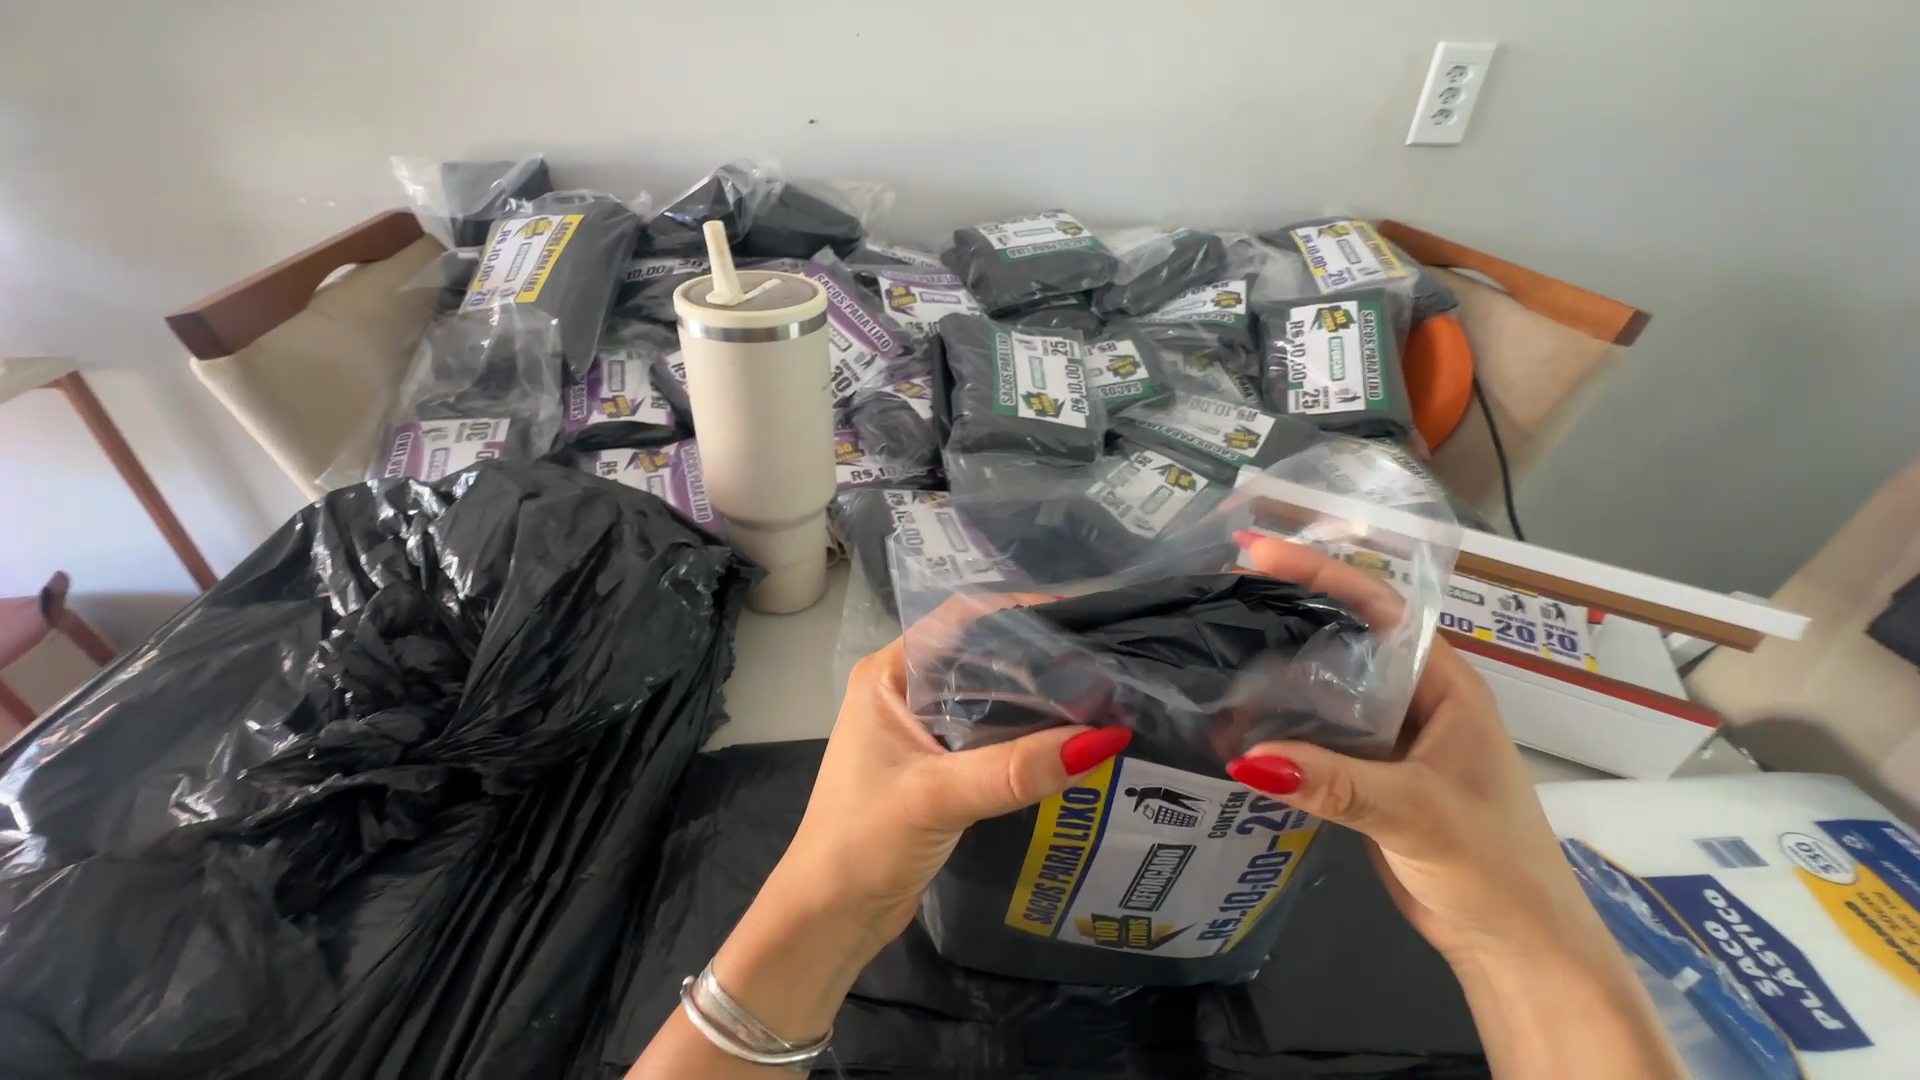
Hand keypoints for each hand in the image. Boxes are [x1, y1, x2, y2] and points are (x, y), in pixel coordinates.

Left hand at [694, 595, 1131, 1050]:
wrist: (828, 918)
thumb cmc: (863, 843)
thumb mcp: (938, 797)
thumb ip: (1016, 769)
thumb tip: (1104, 739)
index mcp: (888, 675)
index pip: (958, 620)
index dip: (1015, 612)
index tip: (1075, 619)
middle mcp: (903, 692)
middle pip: (978, 656)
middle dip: (1035, 659)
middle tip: (1099, 663)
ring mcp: (919, 731)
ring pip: (987, 698)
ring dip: (1034, 700)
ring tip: (1098, 696)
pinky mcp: (937, 768)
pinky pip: (989, 737)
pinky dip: (1025, 737)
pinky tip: (1068, 742)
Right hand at [1226, 535, 1606, 966]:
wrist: (1516, 948)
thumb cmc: (1495, 867)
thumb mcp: (1419, 815)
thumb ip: (1338, 784)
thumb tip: (1247, 755)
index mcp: (1443, 686)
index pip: (1378, 609)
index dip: (1320, 574)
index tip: (1258, 554)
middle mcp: (1411, 700)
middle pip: (1340, 638)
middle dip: (1283, 612)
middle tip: (1217, 596)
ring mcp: (1386, 738)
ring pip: (1319, 687)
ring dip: (1270, 673)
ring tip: (1210, 652)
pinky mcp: (1363, 773)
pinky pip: (1311, 733)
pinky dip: (1273, 725)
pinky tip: (1231, 722)